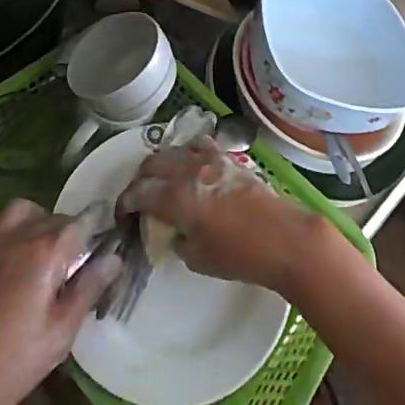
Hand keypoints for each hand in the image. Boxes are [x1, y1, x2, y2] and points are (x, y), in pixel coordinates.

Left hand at [0, 200, 120, 404]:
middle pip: (54, 215)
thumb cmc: (9, 364)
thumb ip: (89, 289)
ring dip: (34, 221)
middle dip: (68, 231)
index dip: (99, 225)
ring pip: (18, 212)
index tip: (104, 239)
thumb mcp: (60, 333)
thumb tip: (114, 257)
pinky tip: (3, 259)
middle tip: (72, 262)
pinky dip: (2, 233)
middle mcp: (16, 236)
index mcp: (46, 250)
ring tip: (37, 249)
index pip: (84, 219)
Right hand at [118, 137, 330, 292]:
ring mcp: (213, 160)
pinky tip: (193, 168)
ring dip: (164, 162)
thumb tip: (175, 229)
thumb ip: (177, 238)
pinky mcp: (232, 159)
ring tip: (164, 180)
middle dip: (140, 179)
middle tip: (139, 197)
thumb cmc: (237, 254)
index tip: (123, 215)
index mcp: (175, 195)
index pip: (138, 192)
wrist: (281, 236)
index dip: (125, 203)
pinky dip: (190, 153)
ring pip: (177, 149)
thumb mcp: (196, 257)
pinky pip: (203, 146)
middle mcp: (190, 170)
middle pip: (153, 163)